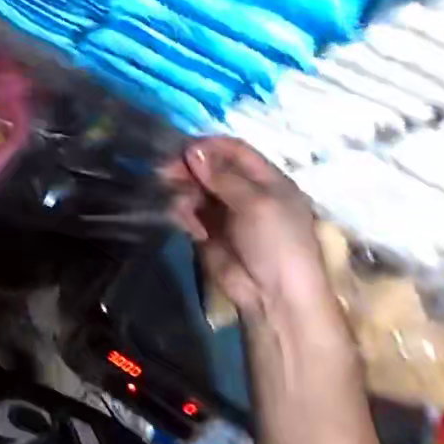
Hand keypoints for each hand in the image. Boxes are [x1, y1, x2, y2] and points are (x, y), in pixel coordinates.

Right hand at [165, 137, 347, 342]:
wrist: (275, 297)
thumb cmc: (278, 243)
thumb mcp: (258, 203)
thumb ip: (224, 176)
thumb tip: (193, 150)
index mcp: (268, 180)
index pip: (235, 150)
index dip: (210, 146)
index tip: (183, 147)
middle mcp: (245, 192)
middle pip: (211, 168)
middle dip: (189, 167)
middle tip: (166, 171)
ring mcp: (225, 213)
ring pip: (196, 189)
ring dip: (184, 190)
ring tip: (180, 202)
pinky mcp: (207, 233)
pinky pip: (189, 213)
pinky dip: (184, 213)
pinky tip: (190, 225)